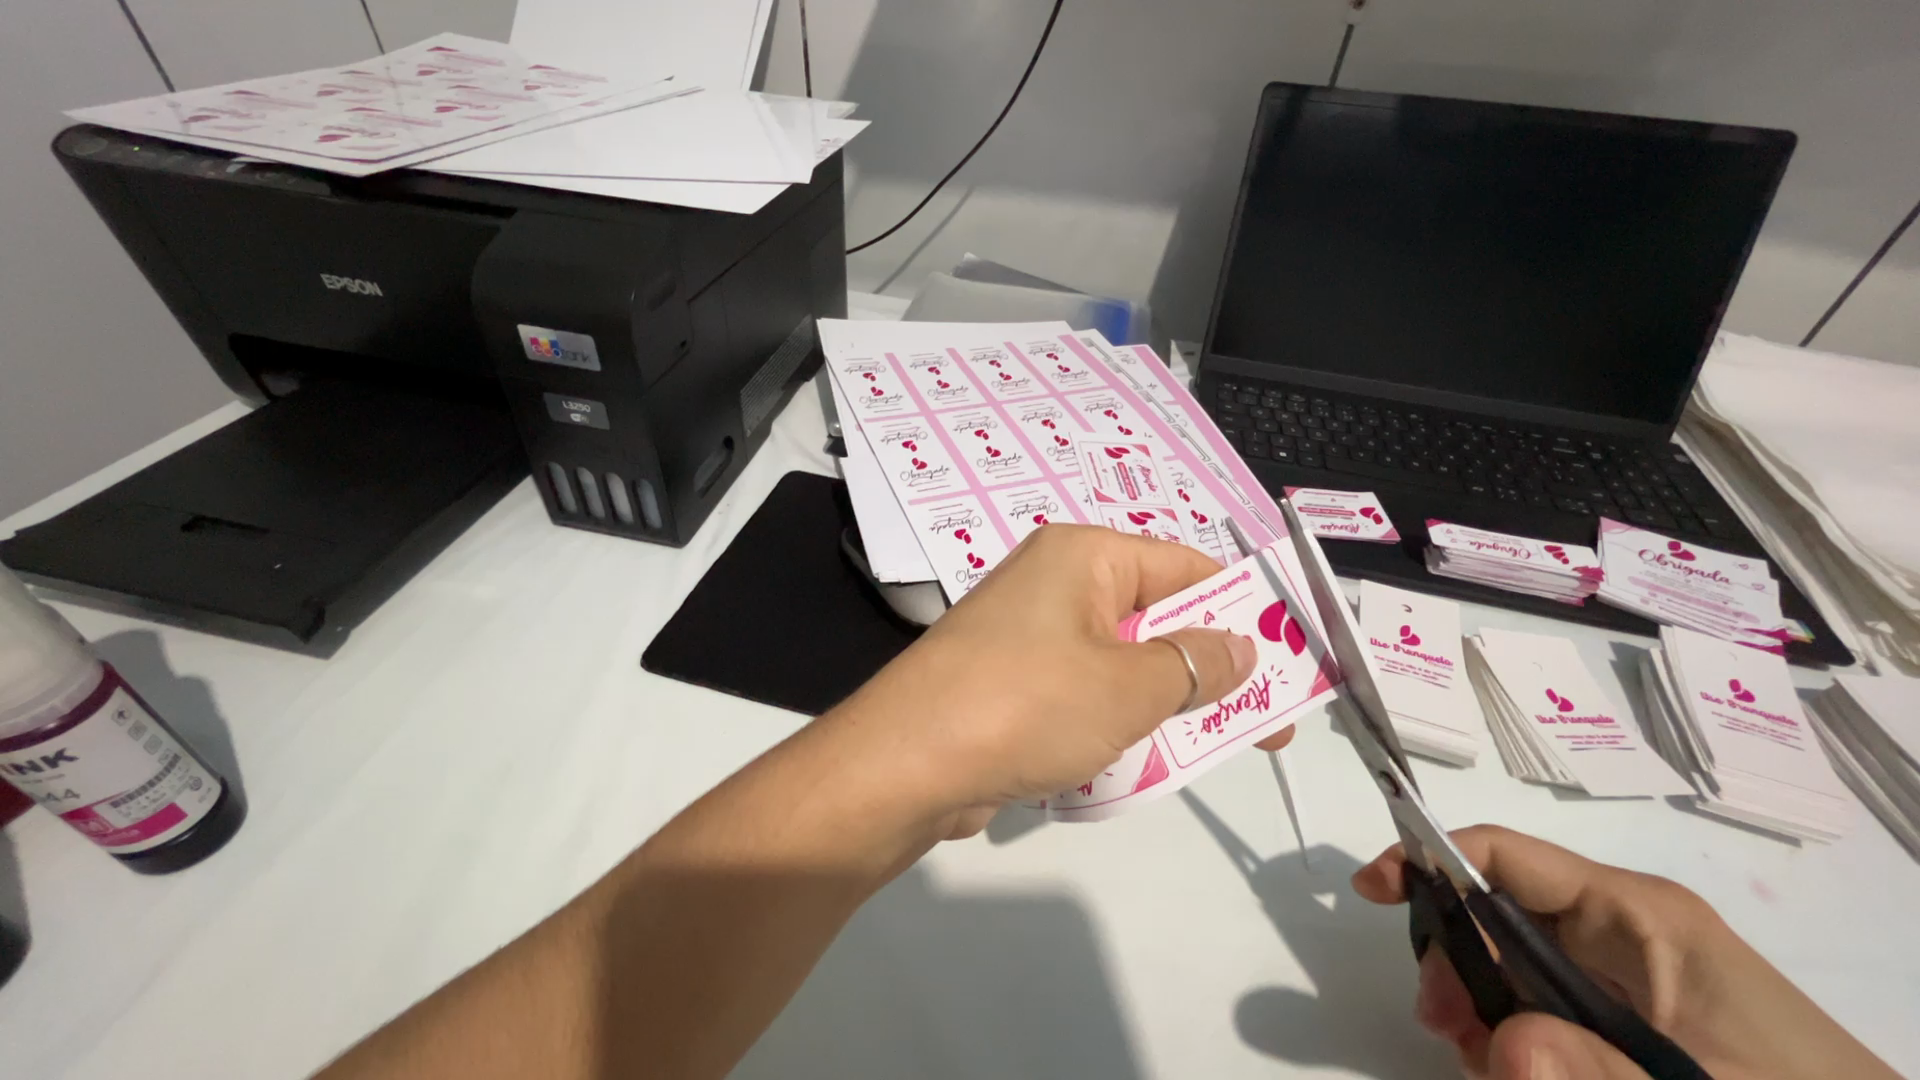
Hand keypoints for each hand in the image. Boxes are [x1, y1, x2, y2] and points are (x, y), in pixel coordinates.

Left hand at [822, 526, 1266, 838]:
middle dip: (1207, 668)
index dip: (1240, 611)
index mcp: (1082, 557)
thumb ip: (1195, 664)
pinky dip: (1112, 723)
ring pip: (1120, 663)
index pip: (1184, 567)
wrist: (905, 766)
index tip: (1288, 662)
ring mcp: (1026, 635)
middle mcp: (1053, 584)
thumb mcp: (1130, 686)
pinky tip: (1132, 762)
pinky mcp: (1008, 683)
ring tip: (1206, 749)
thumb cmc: (1027, 706)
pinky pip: (1080, 693)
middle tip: (1262, 725)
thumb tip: (1239, 647)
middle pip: (1154, 617)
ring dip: (1161, 703)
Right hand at [1352, 826, 1899, 1079]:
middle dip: (1453, 959)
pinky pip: (1537, 1002)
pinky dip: (1511, 1032)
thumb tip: (1495, 1045)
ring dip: (1478, 1006)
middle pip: (1491, 911)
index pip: (1503, 853)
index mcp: (1633, 912)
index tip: (1371, 889)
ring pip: (1506, 962)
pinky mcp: (1620, 1012)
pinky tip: (1513, 1065)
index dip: (1428, 857)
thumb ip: (1598, 1072)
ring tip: (1484, 1060)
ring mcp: (1616, 969)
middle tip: (1443, 1025)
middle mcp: (1615, 925)